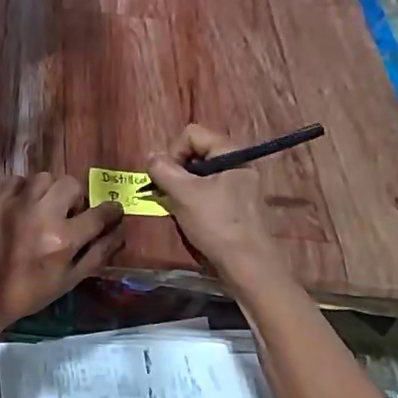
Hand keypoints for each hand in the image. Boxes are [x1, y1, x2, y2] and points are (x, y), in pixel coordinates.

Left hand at [0, 173, 126, 331]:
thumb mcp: (71, 279)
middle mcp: (40, 215)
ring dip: (50, 190)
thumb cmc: (31, 291)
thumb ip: (98, 253)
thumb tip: (120, 232)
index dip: (111, 211)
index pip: (99, 214)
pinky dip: (24, 189)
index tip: (111, 210)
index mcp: (63, 239)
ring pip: (43, 178)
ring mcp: (14, 205)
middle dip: (77, 196)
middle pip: (71, 184)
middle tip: (70, 211)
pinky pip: (16, 181)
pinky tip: (23, 205)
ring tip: (45, 207)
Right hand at [147, 124, 280, 276]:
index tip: (168, 175)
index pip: (192, 134)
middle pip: (194, 152)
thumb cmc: (215, 223)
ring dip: (180, 185)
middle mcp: (237, 164)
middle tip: (166, 191)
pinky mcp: (233, 203)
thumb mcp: (182, 193)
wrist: (246, 263)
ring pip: (197, 173)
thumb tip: (151, 155)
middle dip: (175, 169)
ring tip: (174, 204)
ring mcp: (237, 185)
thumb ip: (162, 169)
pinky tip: (186, 213)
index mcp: (231, 154)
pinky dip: (190, 197)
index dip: (174, 150)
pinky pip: (205, 189)